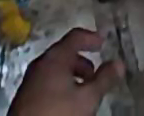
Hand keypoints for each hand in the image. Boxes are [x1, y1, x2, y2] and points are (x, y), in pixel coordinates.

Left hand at [8, 28, 122, 115]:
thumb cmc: (58, 114)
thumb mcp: (87, 99)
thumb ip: (104, 79)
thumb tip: (119, 63)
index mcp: (55, 57)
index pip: (75, 36)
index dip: (91, 38)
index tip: (103, 43)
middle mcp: (41, 63)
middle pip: (64, 52)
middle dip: (82, 61)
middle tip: (95, 73)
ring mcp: (30, 80)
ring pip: (54, 69)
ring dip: (71, 75)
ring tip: (83, 91)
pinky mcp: (24, 97)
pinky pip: (45, 81)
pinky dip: (59, 84)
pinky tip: (66, 102)